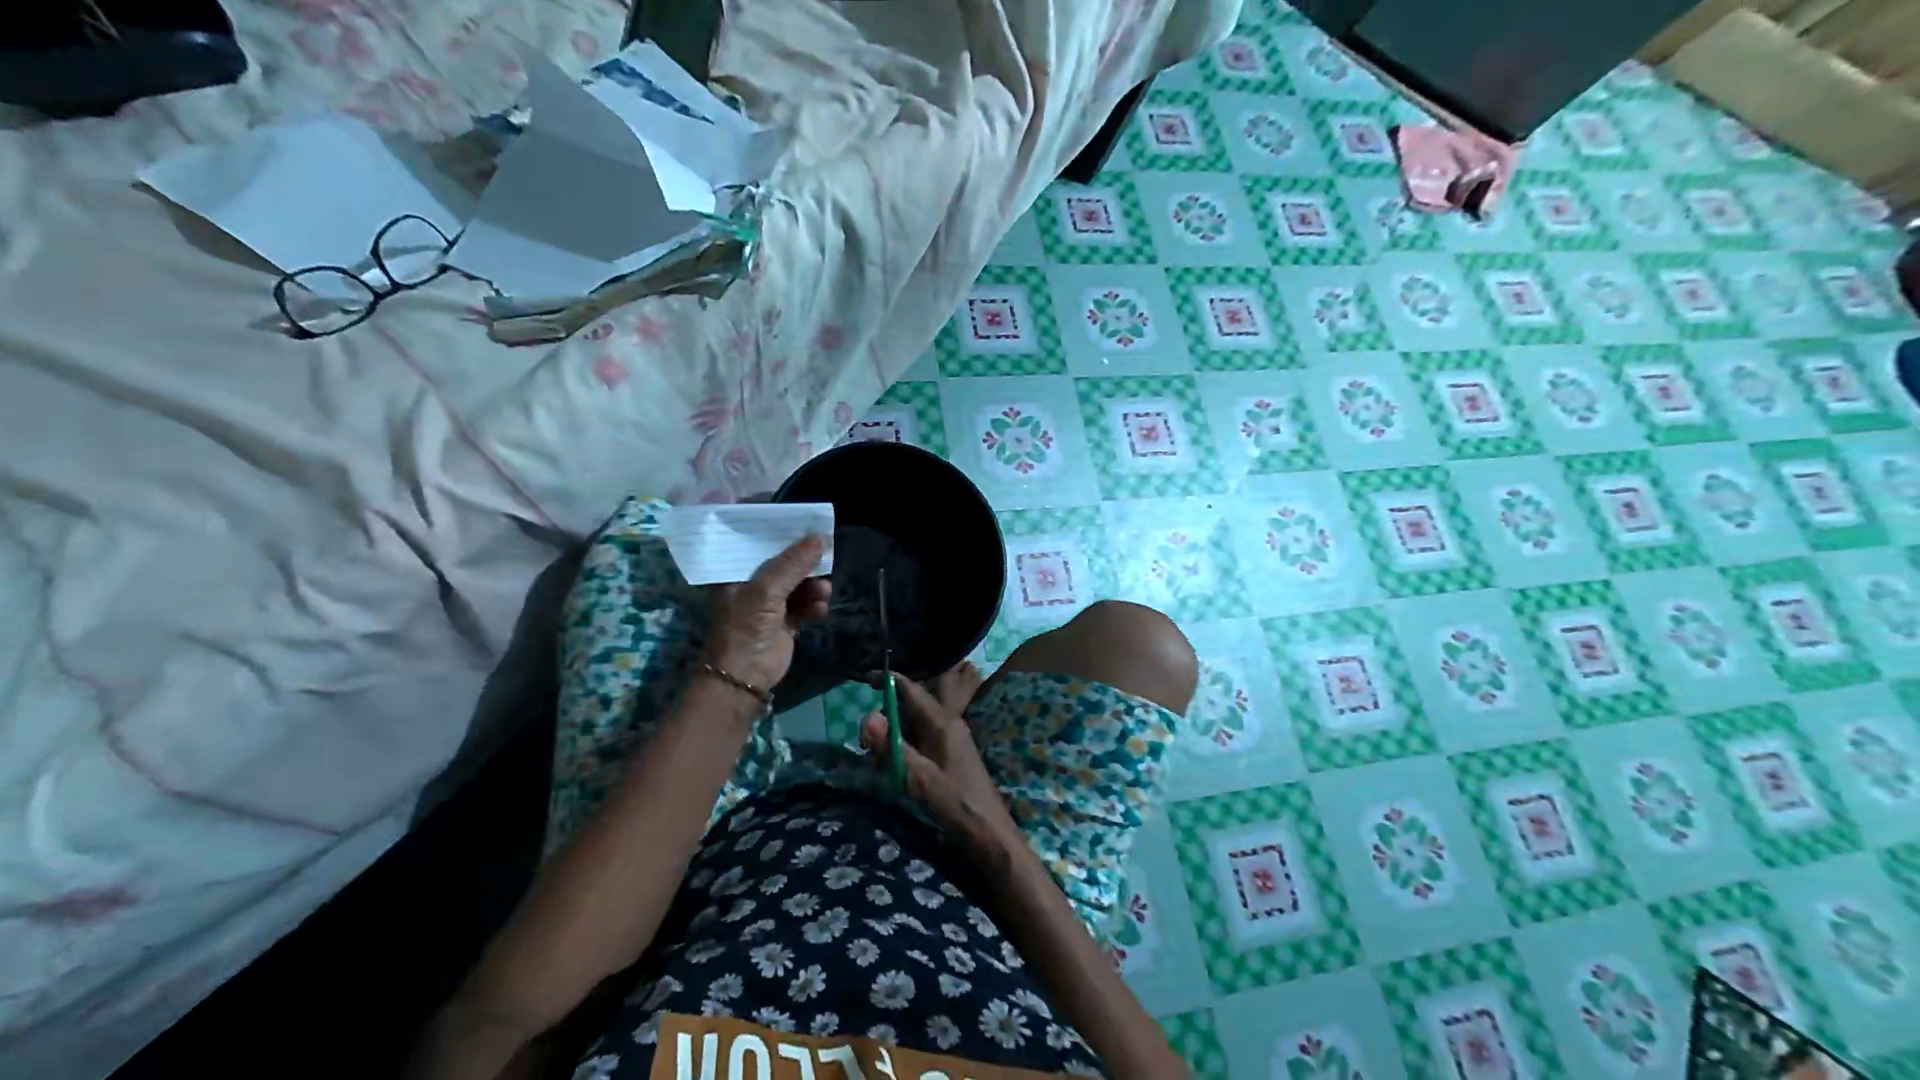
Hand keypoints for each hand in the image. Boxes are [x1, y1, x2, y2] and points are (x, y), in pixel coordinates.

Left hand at [701, 535, 831, 691]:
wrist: (744, 678)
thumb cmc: (745, 628)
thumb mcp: (766, 591)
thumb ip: (792, 564)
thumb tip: (818, 538)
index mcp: (735, 573)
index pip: (759, 545)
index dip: (783, 536)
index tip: (808, 527)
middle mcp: (751, 585)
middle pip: (784, 565)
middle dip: (805, 565)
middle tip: (824, 561)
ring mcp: (768, 605)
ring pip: (798, 585)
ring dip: (814, 586)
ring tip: (824, 592)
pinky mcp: (784, 623)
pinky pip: (805, 605)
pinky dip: (815, 605)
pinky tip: (821, 609)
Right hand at [859, 673, 1019, 852]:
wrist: (989, 831)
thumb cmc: (956, 802)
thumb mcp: (919, 777)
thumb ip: (892, 747)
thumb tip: (867, 717)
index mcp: (942, 722)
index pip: (911, 689)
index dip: (888, 681)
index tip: (865, 680)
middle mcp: (947, 723)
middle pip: (909, 708)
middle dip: (886, 720)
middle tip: (868, 745)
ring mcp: (949, 738)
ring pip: (912, 726)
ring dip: (893, 739)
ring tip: (880, 763)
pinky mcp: (948, 754)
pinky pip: (920, 741)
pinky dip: (904, 750)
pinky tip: (896, 771)